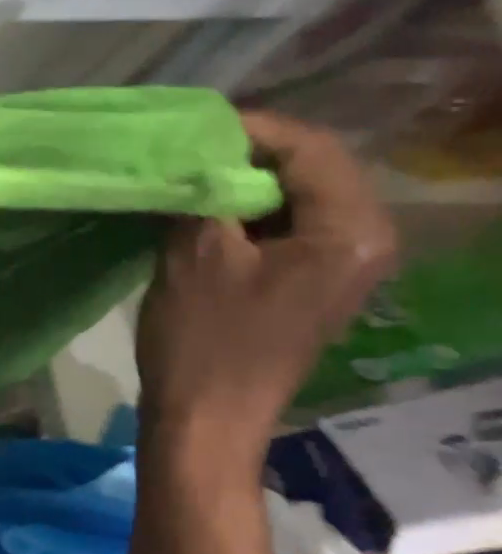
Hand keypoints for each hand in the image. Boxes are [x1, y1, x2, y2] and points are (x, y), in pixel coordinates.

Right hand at [137, 111, 397, 455]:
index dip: (250, 131)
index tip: (191, 129)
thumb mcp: (193, 259)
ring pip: (296, 203)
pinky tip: (202, 226)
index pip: (311, 150)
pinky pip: (288, 233)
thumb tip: (192, 154)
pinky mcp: (314, 289)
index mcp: (351, 229)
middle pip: (311, 173)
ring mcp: (344, 267)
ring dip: (242, 192)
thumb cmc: (203, 344)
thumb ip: (201, 197)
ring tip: (187, 188)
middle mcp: (366, 240)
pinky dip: (246, 222)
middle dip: (247, 159)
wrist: (206, 424)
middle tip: (186, 157)